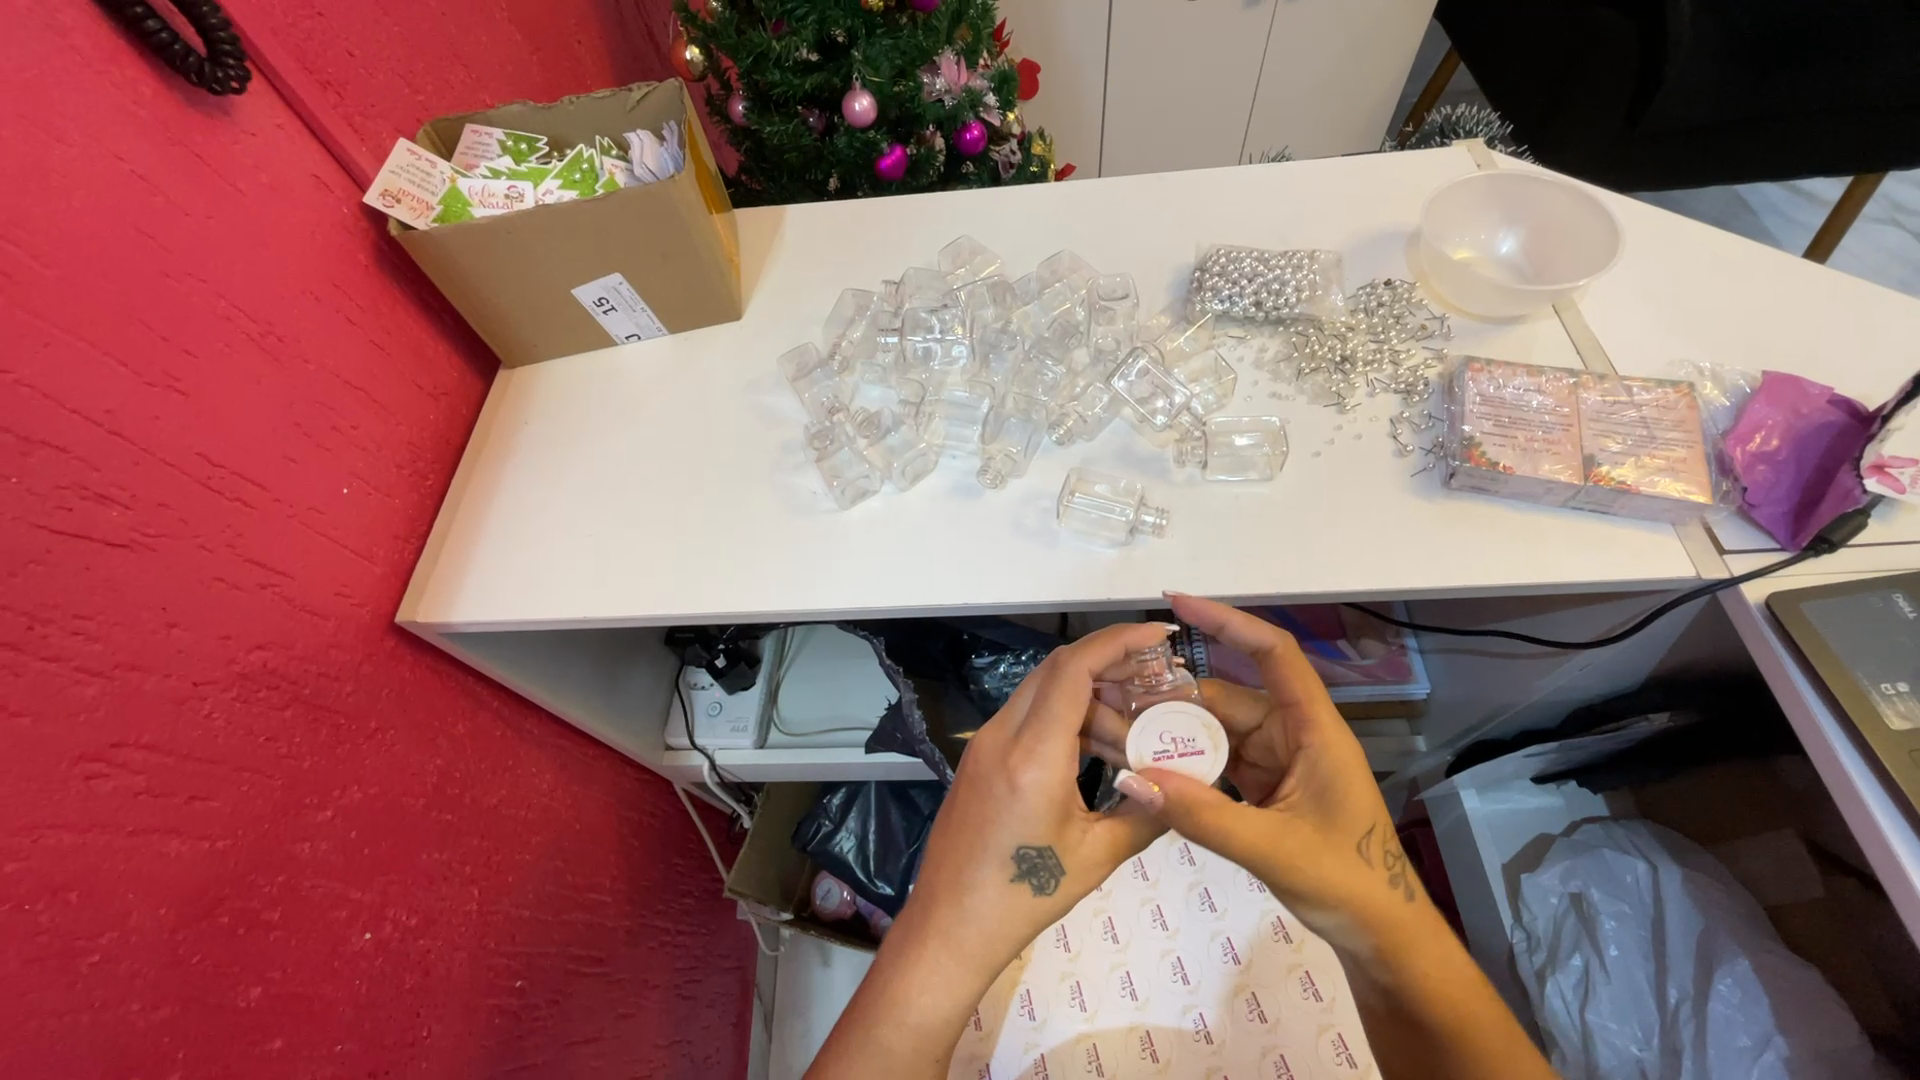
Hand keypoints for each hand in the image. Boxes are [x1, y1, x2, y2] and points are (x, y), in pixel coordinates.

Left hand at [894, 622, 1171, 979]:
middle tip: (1157, 684)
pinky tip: (1097, 751)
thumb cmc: (1023, 897)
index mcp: (1032, 753)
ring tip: (1134, 731)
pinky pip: (1028, 717)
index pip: (1074, 668)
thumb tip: (1183, 784)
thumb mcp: (1096, 857)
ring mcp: (985, 742)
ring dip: (1090, 698)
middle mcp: (1003, 734)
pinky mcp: (980, 756)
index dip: (1118, 641)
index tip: (1160, 634)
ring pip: (1043, 692)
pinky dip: (1066, 719)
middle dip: (1111, 666)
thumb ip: (1145, 813)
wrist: (950, 923)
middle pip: (1058, 670)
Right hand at [1084, 594, 1426, 950]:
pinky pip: (1219, 762)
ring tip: (1125, 738)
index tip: (1178, 604)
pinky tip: (1153, 770)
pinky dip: (1188, 765)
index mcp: (1314, 730)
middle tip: (1119, 705)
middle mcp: (1294, 734)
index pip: (1273, 654)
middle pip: (1228, 698)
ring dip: (1177, 736)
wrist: (1381, 936)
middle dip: (1177, 700)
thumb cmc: (1347, 882)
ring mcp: (1279, 761)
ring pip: (1218, 731)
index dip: (1228, 622)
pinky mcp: (1267, 787)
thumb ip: (1201, 814)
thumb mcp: (1272, 848)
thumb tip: (1131, 776)